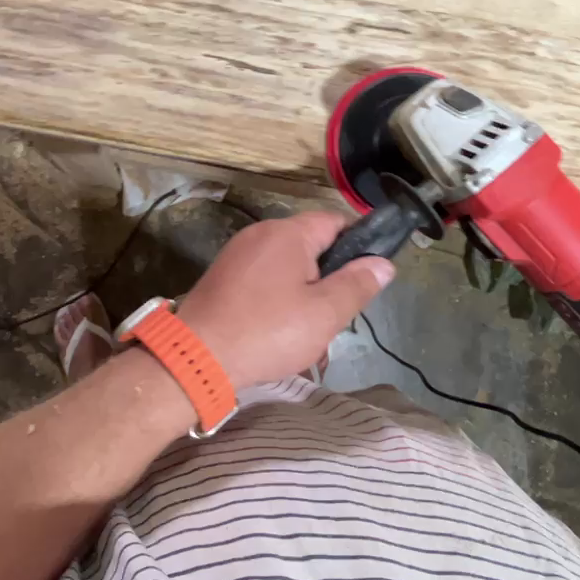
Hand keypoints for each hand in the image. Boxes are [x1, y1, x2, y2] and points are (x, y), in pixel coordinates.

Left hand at [178, 212, 394, 388]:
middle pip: (310, 246)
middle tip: (336, 315)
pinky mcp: (223, 277)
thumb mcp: (324, 313)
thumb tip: (383, 263)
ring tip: (309, 333)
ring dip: (304, 295)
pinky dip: (277, 301)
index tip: (367, 278)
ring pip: (287, 268)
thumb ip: (357, 284)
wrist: (196, 357)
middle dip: (328, 278)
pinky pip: (263, 280)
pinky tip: (279, 333)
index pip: (335, 222)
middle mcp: (259, 234)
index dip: (358, 245)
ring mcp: (237, 255)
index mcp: (287, 233)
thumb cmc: (267, 332)